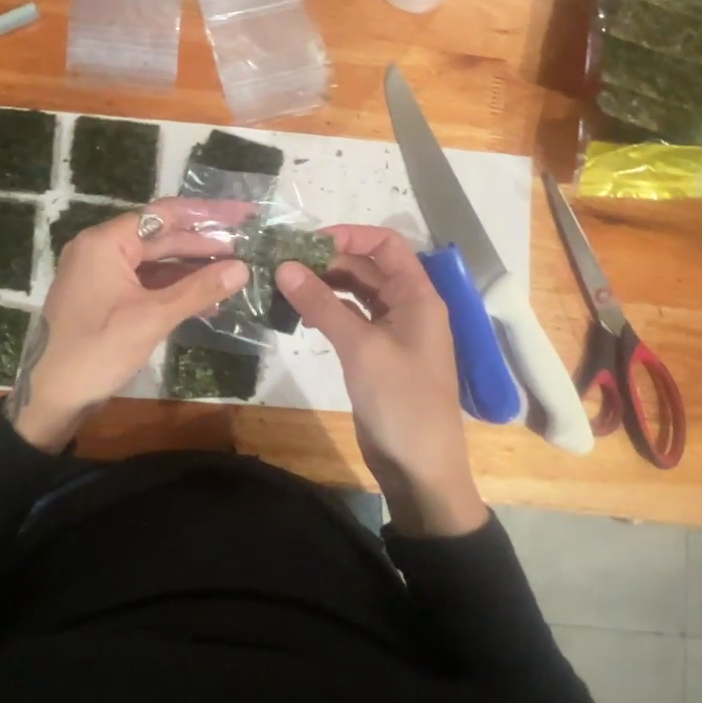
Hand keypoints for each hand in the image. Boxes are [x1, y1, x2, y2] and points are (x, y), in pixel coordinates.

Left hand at [7, 198, 251, 452]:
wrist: (50, 397)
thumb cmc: (97, 350)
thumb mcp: (152, 318)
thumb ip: (198, 290)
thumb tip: (243, 268)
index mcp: (105, 243)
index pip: (164, 215)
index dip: (206, 214)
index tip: (242, 215)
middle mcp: (100, 250)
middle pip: (160, 237)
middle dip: (203, 244)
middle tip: (247, 247)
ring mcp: (100, 274)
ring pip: (154, 262)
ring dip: (191, 269)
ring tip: (233, 274)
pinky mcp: (103, 298)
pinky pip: (144, 283)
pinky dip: (172, 289)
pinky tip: (205, 300)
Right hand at [277, 226, 487, 537]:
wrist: (420, 467)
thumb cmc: (401, 401)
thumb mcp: (361, 348)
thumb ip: (323, 304)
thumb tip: (284, 266)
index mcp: (418, 296)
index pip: (385, 244)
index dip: (349, 235)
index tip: (305, 242)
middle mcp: (407, 306)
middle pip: (366, 266)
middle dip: (327, 260)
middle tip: (281, 263)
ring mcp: (392, 331)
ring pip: (355, 293)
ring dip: (324, 285)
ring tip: (283, 285)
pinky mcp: (376, 354)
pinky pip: (350, 319)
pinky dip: (326, 311)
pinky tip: (298, 313)